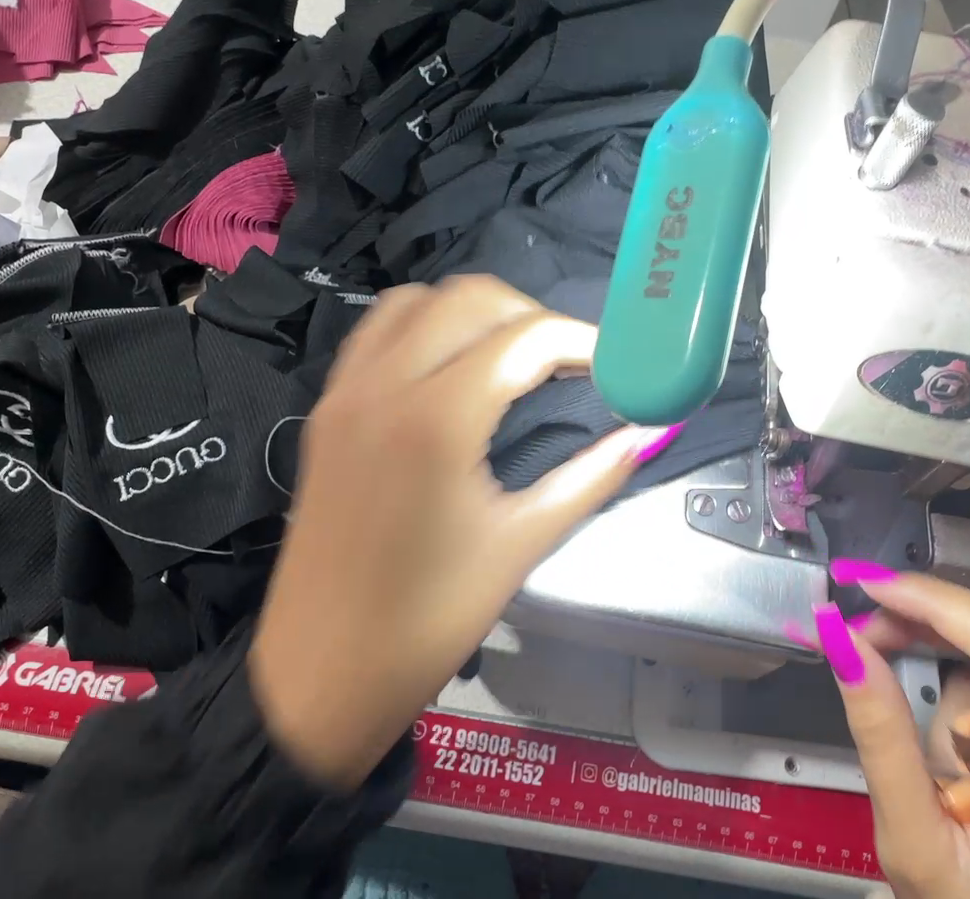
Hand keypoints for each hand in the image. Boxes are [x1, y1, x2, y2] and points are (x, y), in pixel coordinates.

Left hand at [249, 276, 677, 787]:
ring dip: (472, 312)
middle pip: (469, 298)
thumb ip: (591, 477)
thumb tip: (648, 434)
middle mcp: (385, 385)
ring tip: (512, 356)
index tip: (612, 362)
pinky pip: (377, 332)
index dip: (580, 340)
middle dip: (529, 314)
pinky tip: (452, 369)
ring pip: (416, 301)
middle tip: (566, 359)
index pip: (524, 339)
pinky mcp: (326, 409)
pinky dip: (423, 327)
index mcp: (437, 419)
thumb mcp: (521, 544)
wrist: (321, 672)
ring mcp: (346, 392)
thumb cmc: (429, 620)